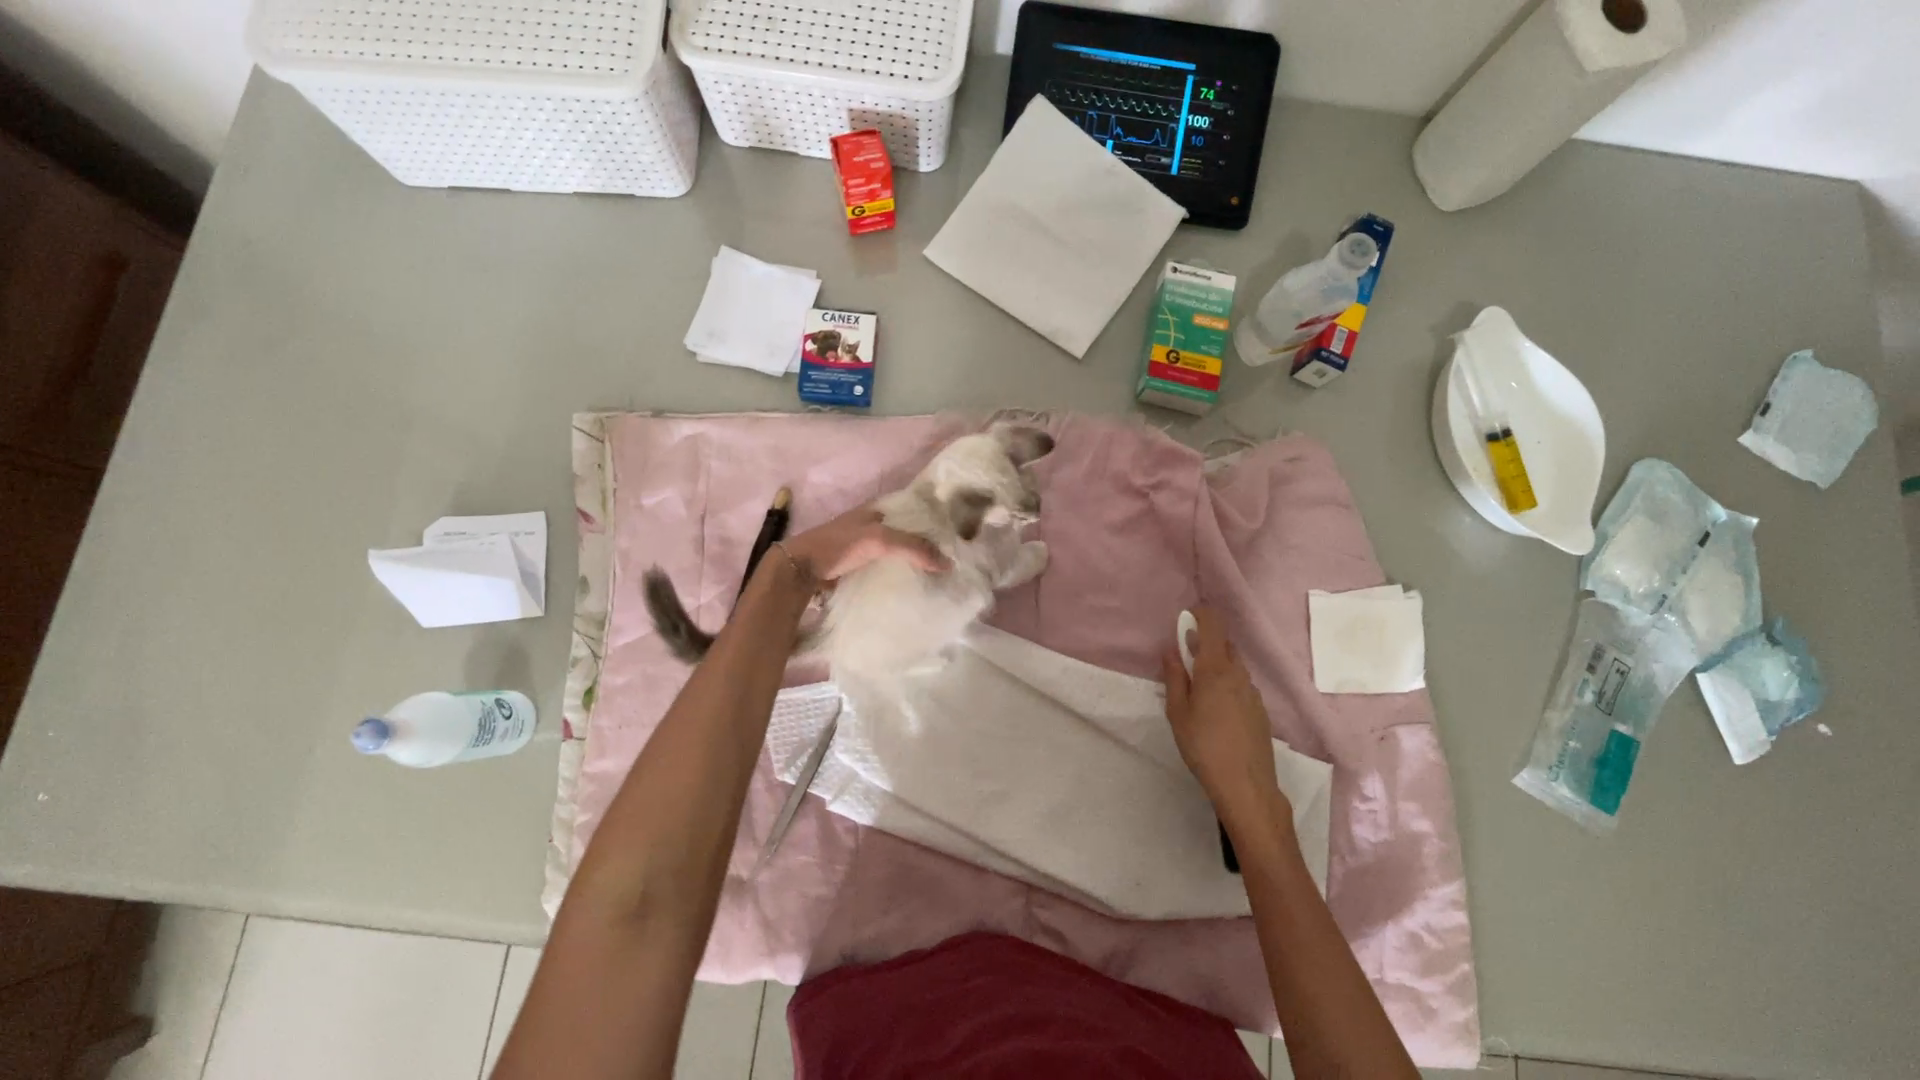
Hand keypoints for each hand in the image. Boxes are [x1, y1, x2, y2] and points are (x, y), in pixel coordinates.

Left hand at [779, 506, 948, 582]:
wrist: (801, 569)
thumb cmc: (840, 545)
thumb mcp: (879, 540)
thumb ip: (913, 547)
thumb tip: (948, 563)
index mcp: (875, 509)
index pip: (911, 510)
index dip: (931, 520)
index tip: (953, 535)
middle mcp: (869, 524)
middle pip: (903, 532)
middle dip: (923, 543)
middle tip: (950, 558)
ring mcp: (861, 546)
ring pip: (893, 551)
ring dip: (910, 561)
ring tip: (936, 574)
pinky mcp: (855, 567)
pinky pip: (882, 568)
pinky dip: (896, 573)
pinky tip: (910, 584)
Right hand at [1162, 607, 1285, 818]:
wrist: (1245, 784)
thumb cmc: (1203, 746)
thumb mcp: (1177, 713)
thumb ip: (1174, 677)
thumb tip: (1170, 650)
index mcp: (1216, 669)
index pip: (1213, 625)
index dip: (1200, 614)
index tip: (1184, 619)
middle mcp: (1238, 674)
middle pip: (1225, 644)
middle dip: (1205, 640)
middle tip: (1184, 654)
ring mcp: (1253, 692)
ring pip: (1234, 665)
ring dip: (1216, 663)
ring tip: (1197, 684)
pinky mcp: (1260, 710)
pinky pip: (1241, 684)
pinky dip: (1227, 682)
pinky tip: (1215, 707)